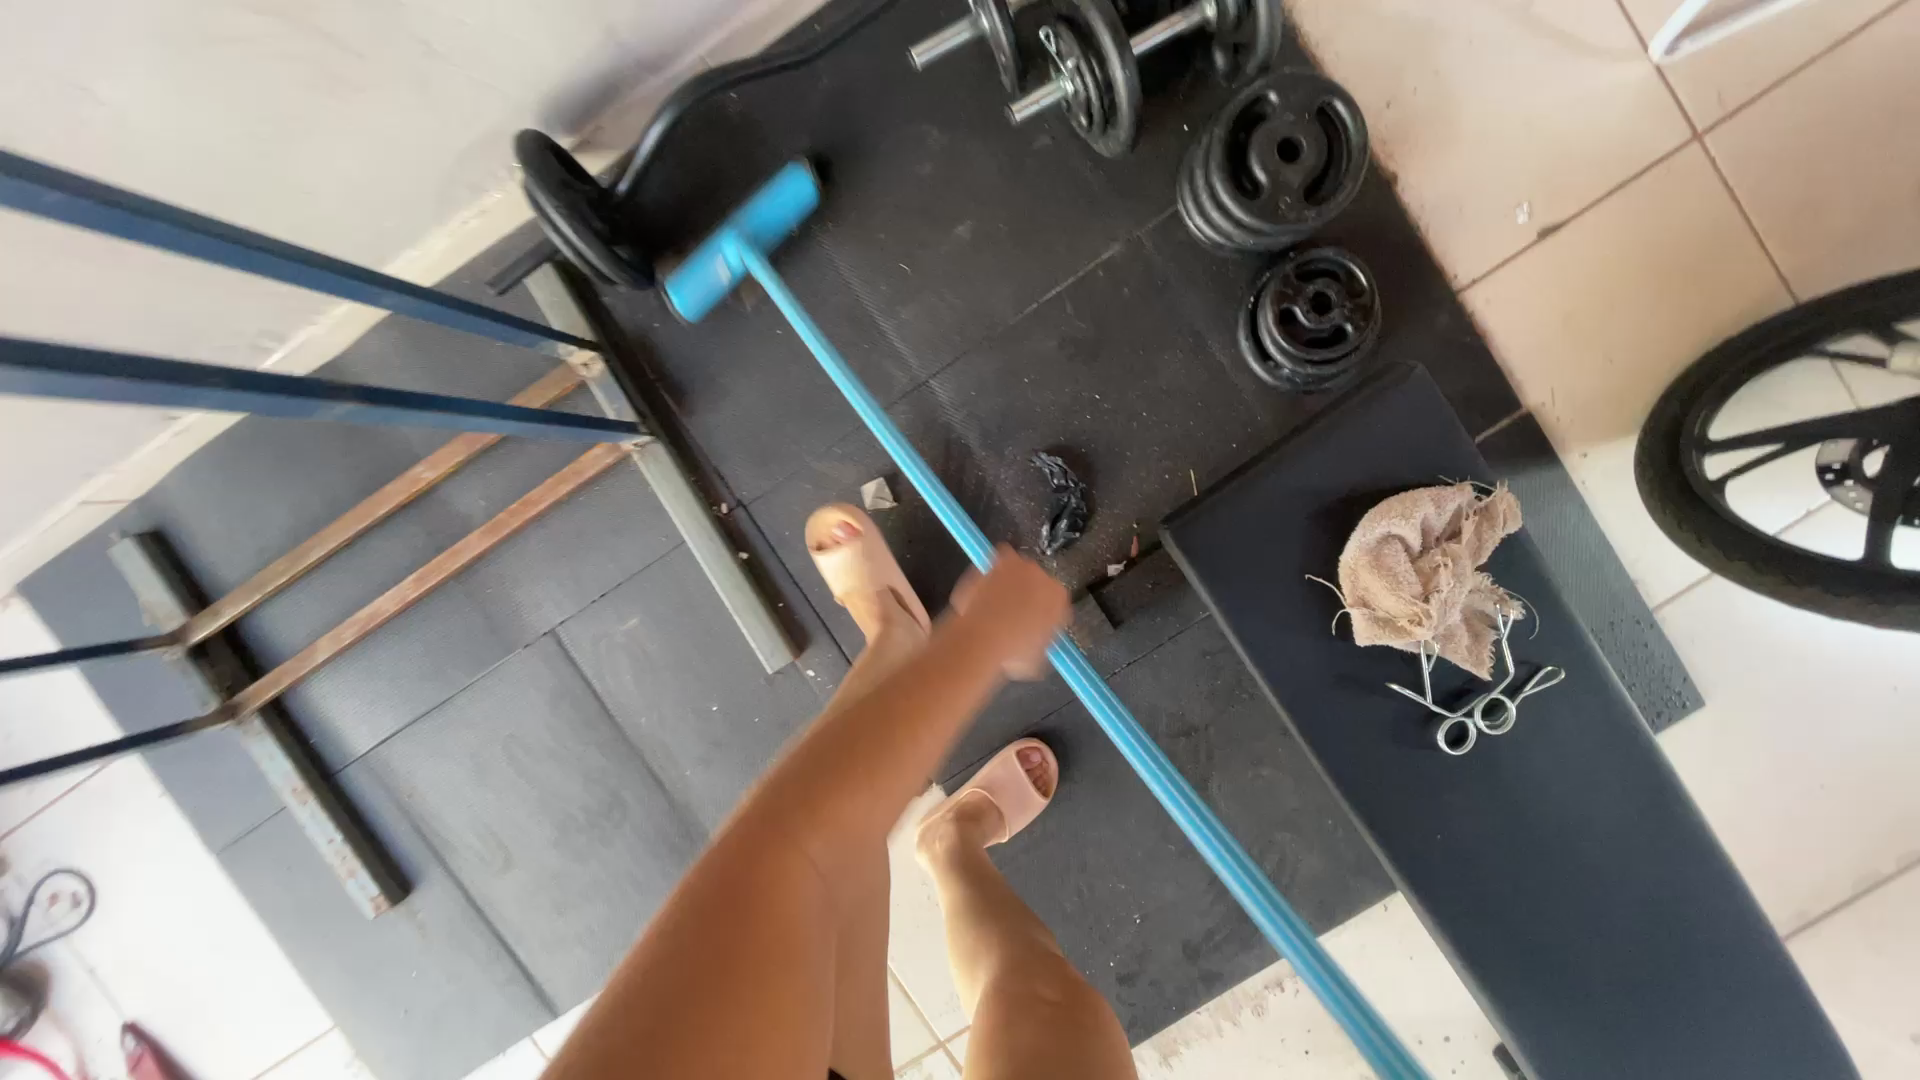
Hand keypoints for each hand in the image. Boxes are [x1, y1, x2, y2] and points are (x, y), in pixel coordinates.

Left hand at [949, 547, 1068, 678]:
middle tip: (1011, 611)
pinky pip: (996, 561)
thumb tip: (1033, 644)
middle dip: (1026, 593)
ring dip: (1009, 580)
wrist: (984, 638)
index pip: (1056, 600)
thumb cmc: (1012, 651)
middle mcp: (1044, 576)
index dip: (1042, 611)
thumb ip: (1041, 641)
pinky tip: (982, 592)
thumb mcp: (1037, 655)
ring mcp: (1020, 565)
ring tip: (995, 602)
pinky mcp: (997, 559)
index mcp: (1059, 598)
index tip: (1031, 621)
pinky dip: (990, 573)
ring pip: (1016, 568)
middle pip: (1037, 581)